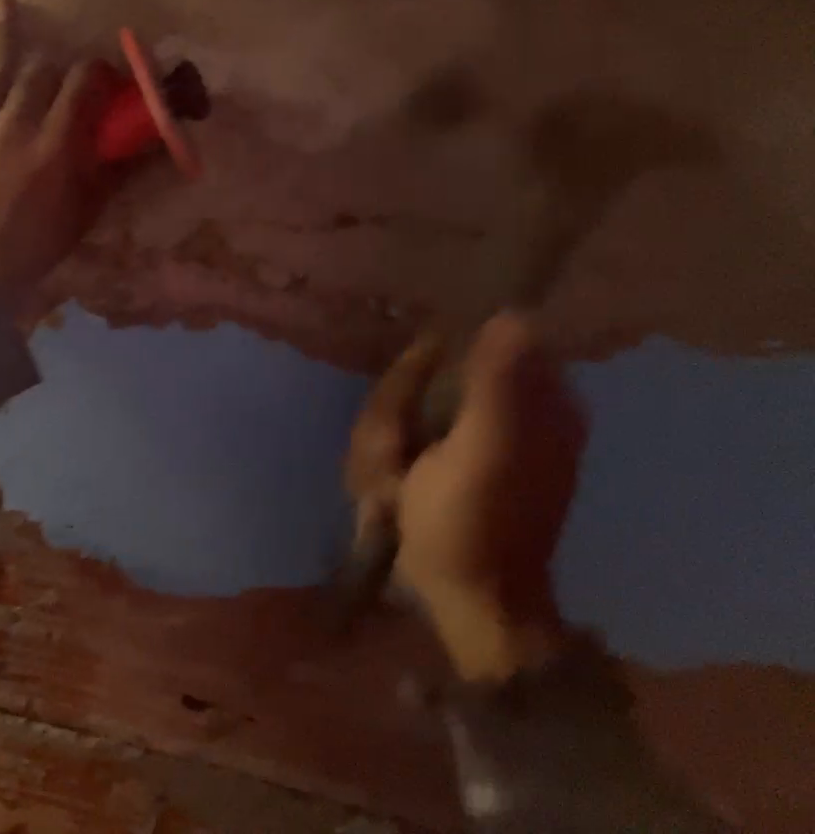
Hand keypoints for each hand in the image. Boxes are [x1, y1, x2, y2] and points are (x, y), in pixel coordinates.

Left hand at [0, 0, 116, 314]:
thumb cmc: (31, 249)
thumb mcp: (84, 213)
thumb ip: (119, 170)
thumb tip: (162, 138)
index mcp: (55, 143)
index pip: (82, 82)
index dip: (95, 71)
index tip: (100, 74)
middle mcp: (15, 123)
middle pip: (40, 72)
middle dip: (54, 66)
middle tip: (58, 72)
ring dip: (5, 35)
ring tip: (3, 2)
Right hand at [346, 313, 588, 679]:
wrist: (469, 599)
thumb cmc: (471, 525)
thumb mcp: (482, 452)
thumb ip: (496, 384)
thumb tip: (510, 313)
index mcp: (533, 404)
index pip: (461, 348)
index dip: (418, 374)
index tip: (403, 422)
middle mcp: (505, 412)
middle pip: (418, 383)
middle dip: (389, 424)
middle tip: (395, 468)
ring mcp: (468, 440)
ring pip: (397, 412)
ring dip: (379, 449)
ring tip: (390, 488)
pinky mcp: (443, 463)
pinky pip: (394, 437)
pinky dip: (382, 463)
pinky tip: (389, 492)